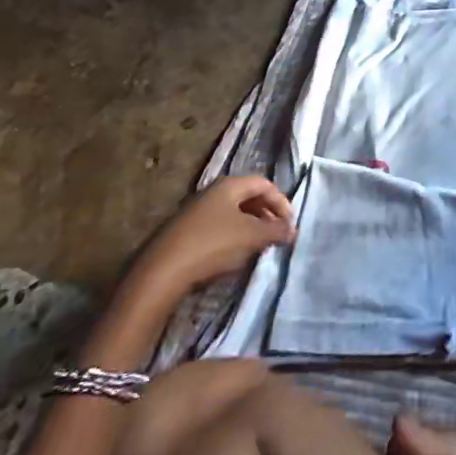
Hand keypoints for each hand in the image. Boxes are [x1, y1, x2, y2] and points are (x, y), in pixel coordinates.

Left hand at [135, 175, 295, 290]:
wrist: (163, 270)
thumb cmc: (214, 244)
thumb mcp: (252, 236)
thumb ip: (276, 230)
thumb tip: (291, 229)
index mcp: (229, 185)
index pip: (264, 184)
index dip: (281, 202)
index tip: (289, 225)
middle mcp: (213, 191)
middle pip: (249, 196)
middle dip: (267, 215)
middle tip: (277, 235)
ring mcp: (198, 210)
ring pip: (234, 212)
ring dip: (252, 227)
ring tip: (260, 246)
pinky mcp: (188, 230)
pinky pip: (220, 226)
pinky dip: (235, 235)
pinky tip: (236, 254)